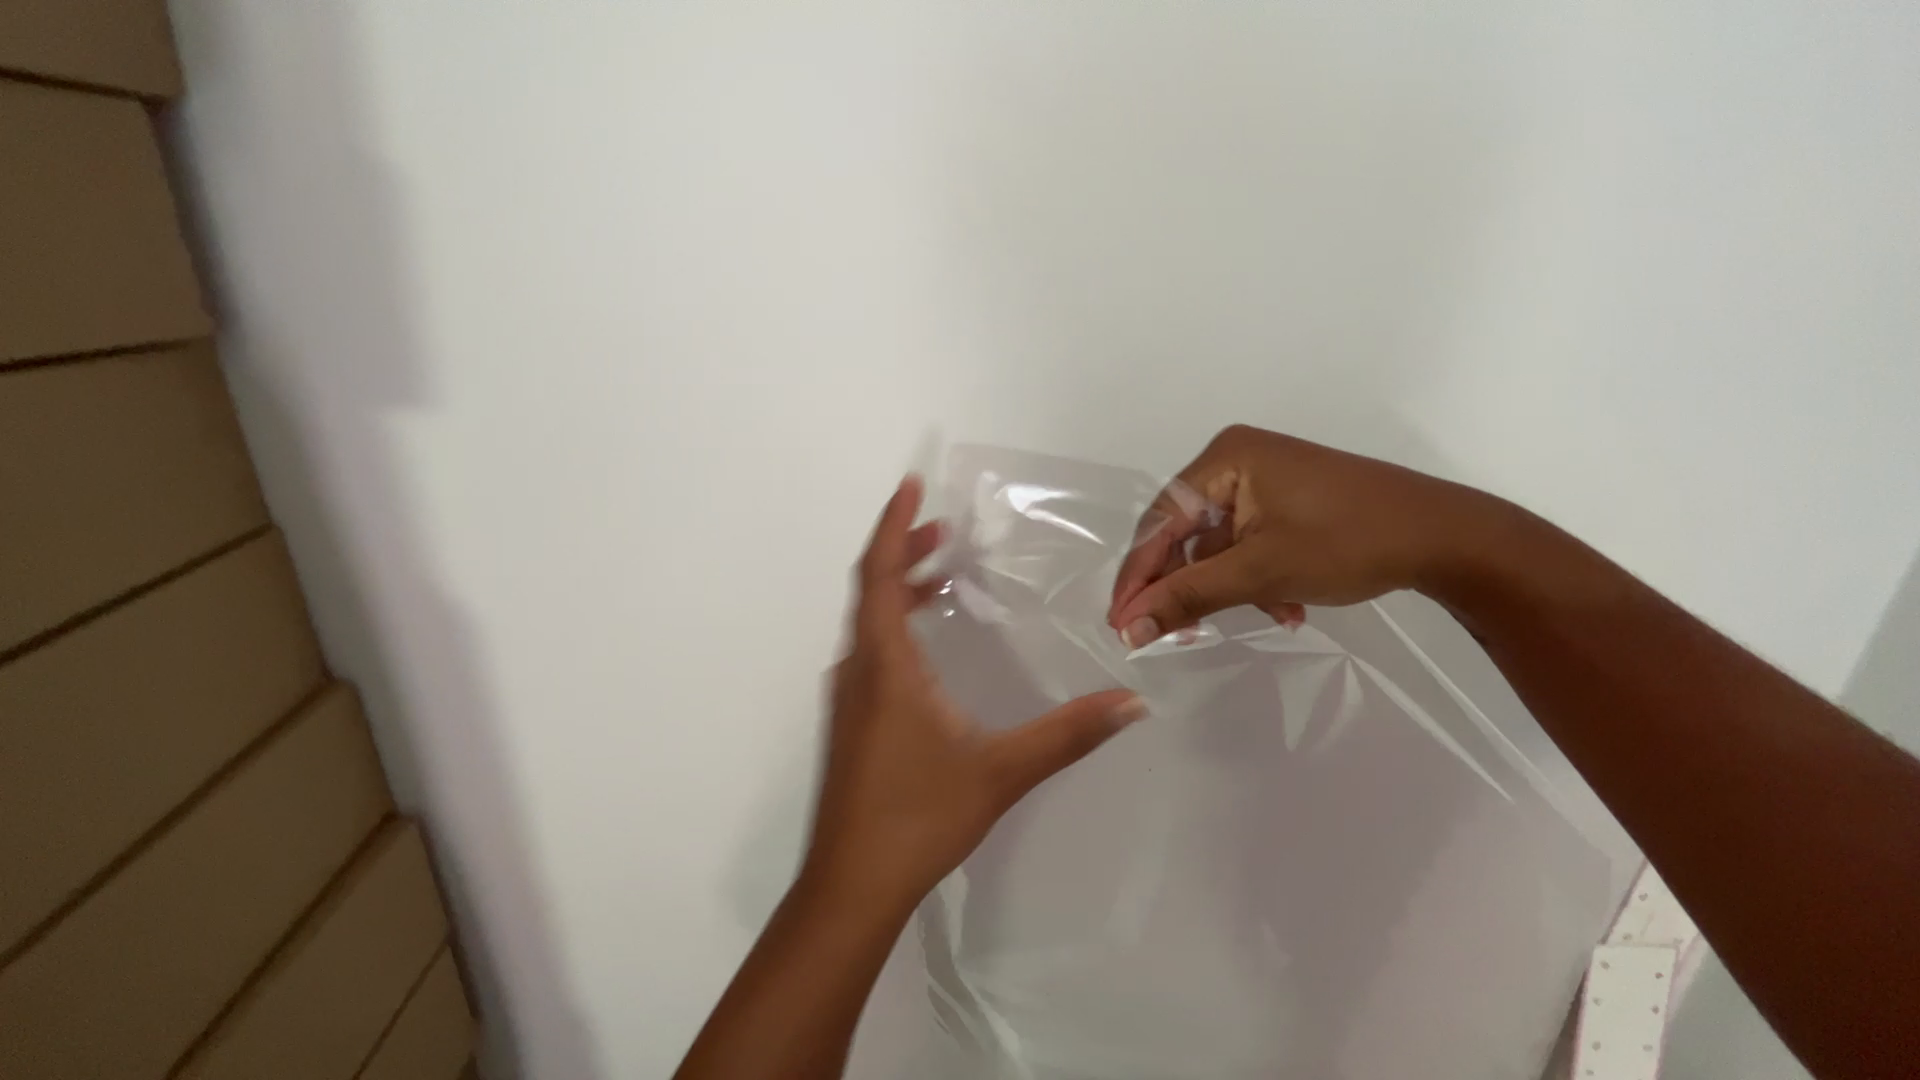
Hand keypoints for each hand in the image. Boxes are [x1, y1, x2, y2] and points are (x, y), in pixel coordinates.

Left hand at [807, 476, 1144, 911]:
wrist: (851, 885)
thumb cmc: (918, 818)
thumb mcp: (1001, 771)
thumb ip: (1068, 734)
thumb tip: (1132, 704)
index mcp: (885, 665)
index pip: (881, 574)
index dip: (894, 525)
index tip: (910, 485)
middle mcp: (857, 670)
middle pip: (872, 590)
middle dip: (904, 551)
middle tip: (945, 532)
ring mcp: (846, 699)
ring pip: (868, 623)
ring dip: (900, 590)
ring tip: (944, 579)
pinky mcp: (849, 723)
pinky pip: (869, 651)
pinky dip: (895, 625)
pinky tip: (927, 649)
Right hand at [1107, 425, 1494, 644]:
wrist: (1447, 537)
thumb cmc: (1348, 543)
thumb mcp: (1260, 573)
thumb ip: (1188, 597)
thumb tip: (1128, 628)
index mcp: (1225, 459)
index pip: (1161, 522)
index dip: (1138, 576)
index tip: (1119, 624)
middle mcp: (1237, 460)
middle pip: (1188, 533)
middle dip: (1190, 586)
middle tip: (1176, 635)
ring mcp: (1266, 478)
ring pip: (1221, 544)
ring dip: (1232, 588)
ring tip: (1264, 618)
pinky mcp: (1289, 499)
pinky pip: (1250, 542)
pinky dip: (1259, 577)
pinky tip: (1286, 608)